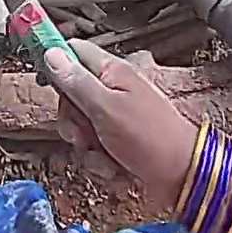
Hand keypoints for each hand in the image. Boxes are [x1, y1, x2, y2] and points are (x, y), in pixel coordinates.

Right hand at [44, 39, 198, 207]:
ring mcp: (116, 117)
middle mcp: (112, 91)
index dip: (55, 63)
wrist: (187, 181)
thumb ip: (75, 81)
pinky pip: (94, 148)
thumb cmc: (150, 139)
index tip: (45, 83)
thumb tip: (50, 53)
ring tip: (104, 156)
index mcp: (112, 72)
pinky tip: (116, 169)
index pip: (73, 52)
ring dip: (86, 146)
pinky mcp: (119, 142)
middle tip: (83, 133)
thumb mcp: (105, 107)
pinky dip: (100, 162)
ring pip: (80, 125)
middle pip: (71, 94)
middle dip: (71, 120)